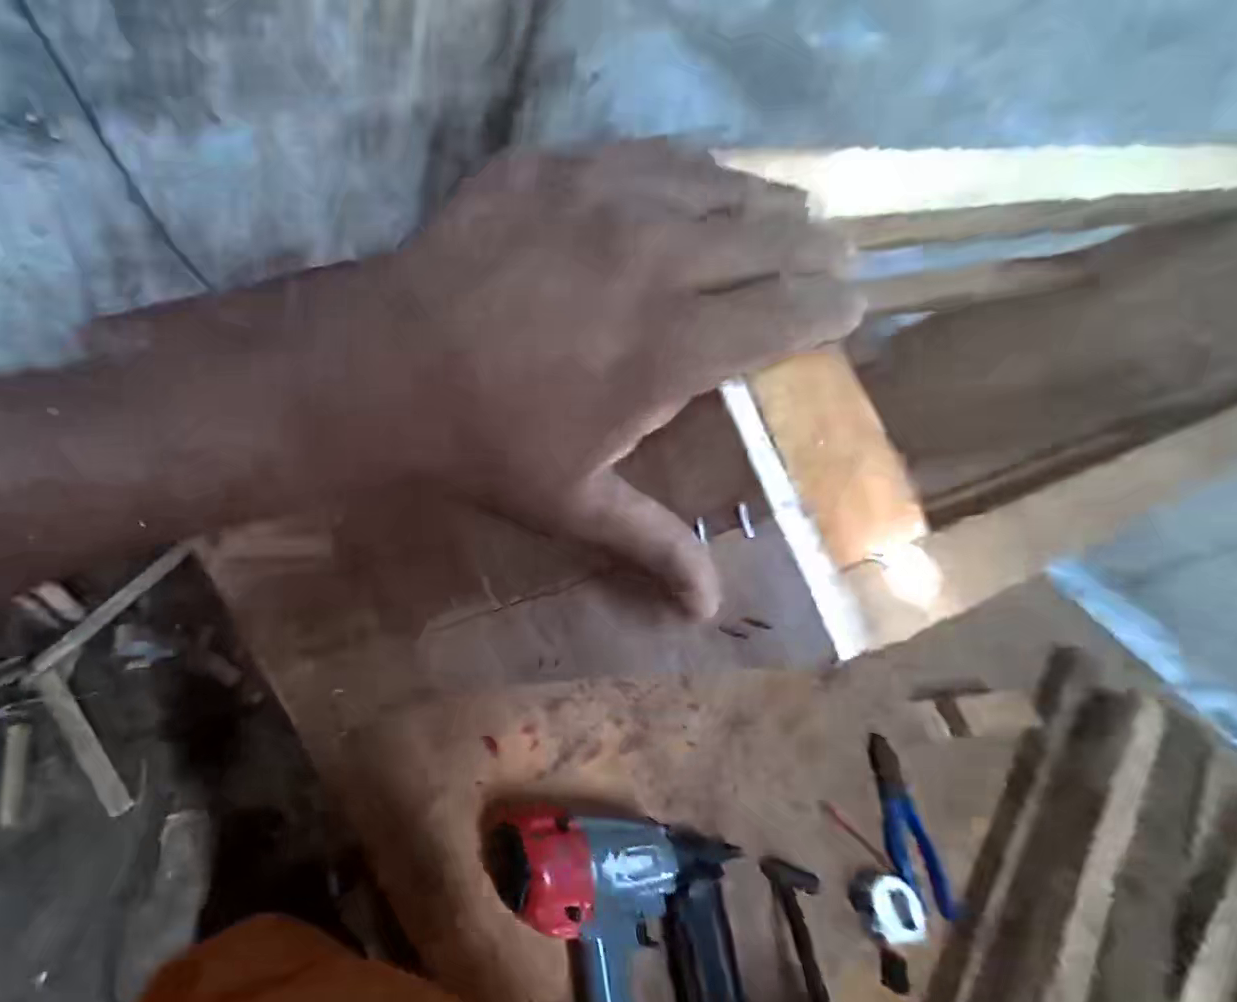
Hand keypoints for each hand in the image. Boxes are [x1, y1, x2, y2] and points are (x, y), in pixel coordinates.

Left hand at [342, 141, 864, 617]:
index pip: (787, 313)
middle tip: (832, 258)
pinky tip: (696, 182)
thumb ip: (651, 546)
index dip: (830, 308)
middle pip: (770, 238)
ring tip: (785, 215)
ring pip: (721, 183)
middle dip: (814, 250)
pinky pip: (650, 153)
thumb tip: (708, 613)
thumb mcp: (572, 505)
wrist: (386, 368)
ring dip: (765, 201)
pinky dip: (690, 171)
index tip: (851, 308)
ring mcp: (604, 200)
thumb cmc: (484, 445)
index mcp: (674, 347)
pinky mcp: (556, 167)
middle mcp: (658, 259)